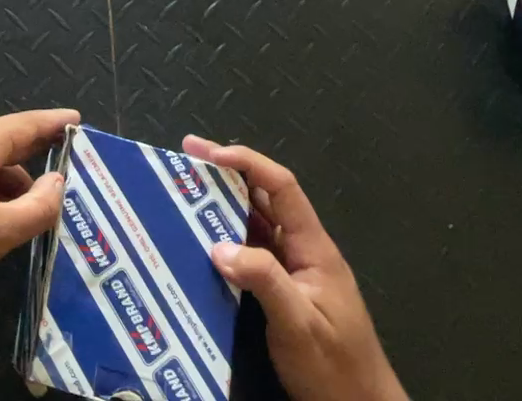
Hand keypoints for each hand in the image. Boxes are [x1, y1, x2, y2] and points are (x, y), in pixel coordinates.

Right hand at [183, 135, 407, 400]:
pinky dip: (226, 239)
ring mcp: (294, 270)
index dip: (247, 163)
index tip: (210, 154)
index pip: (282, 186)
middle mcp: (303, 249)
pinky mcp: (284, 290)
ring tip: (186, 192)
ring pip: (257, 223)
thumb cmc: (335, 367)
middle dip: (228, 174)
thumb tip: (218, 246)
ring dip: (224, 205)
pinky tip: (202, 241)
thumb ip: (263, 280)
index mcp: (313, 246)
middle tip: (188, 159)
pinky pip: (252, 252)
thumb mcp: (298, 324)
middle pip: (266, 198)